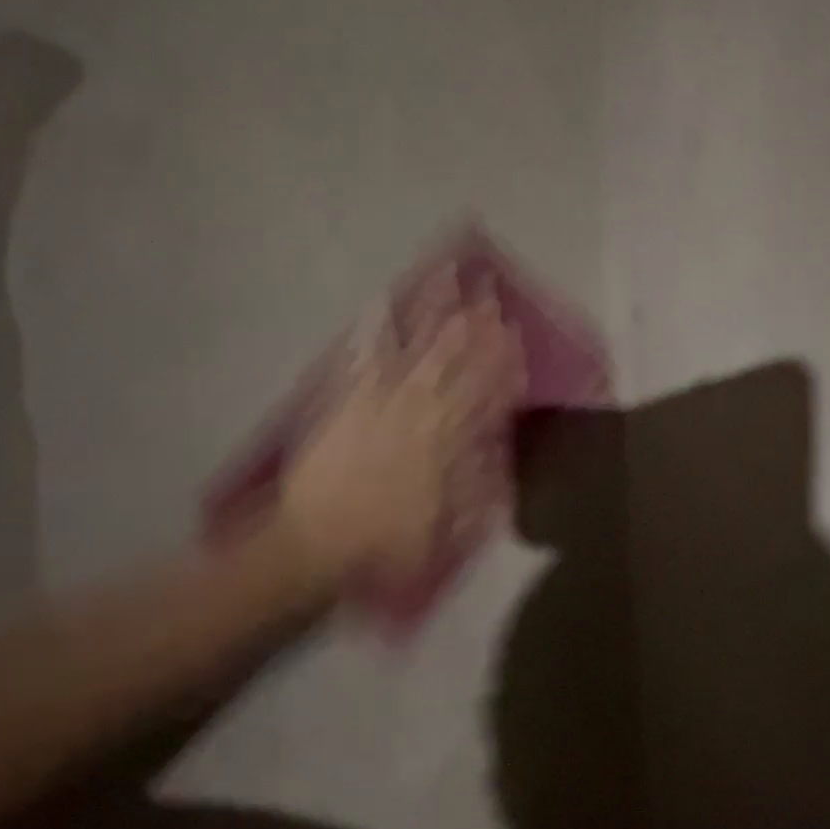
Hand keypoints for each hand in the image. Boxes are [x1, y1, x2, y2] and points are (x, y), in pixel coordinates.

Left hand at [278, 282, 523, 584]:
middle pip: (450, 367)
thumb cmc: (384, 546)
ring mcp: (376, 406)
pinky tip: (382, 304)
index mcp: (442, 450)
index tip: (516, 339)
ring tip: (448, 282)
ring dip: (433, 318)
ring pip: (413, 354)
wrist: (314, 547)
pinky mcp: (343, 404)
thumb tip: (501, 453)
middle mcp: (414, 419)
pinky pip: (361, 362)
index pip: (479, 401)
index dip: (499, 368)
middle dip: (472, 331)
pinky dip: (372, 333)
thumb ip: (475, 490)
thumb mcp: (443, 531)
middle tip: (489, 296)